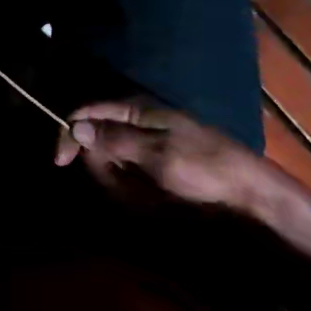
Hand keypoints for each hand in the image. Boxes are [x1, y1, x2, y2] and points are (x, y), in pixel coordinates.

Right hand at [54, 99, 277, 212]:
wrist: (249, 193)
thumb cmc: (204, 166)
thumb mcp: (157, 152)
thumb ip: (115, 139)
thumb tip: (76, 125)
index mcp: (136, 110)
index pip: (87, 112)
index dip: (70, 133)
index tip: (61, 163)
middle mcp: (136, 123)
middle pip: (96, 139)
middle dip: (101, 165)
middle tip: (124, 187)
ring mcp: (146, 146)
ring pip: (110, 161)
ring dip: (118, 181)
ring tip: (147, 197)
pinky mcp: (155, 166)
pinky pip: (128, 175)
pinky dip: (132, 189)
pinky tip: (153, 200)